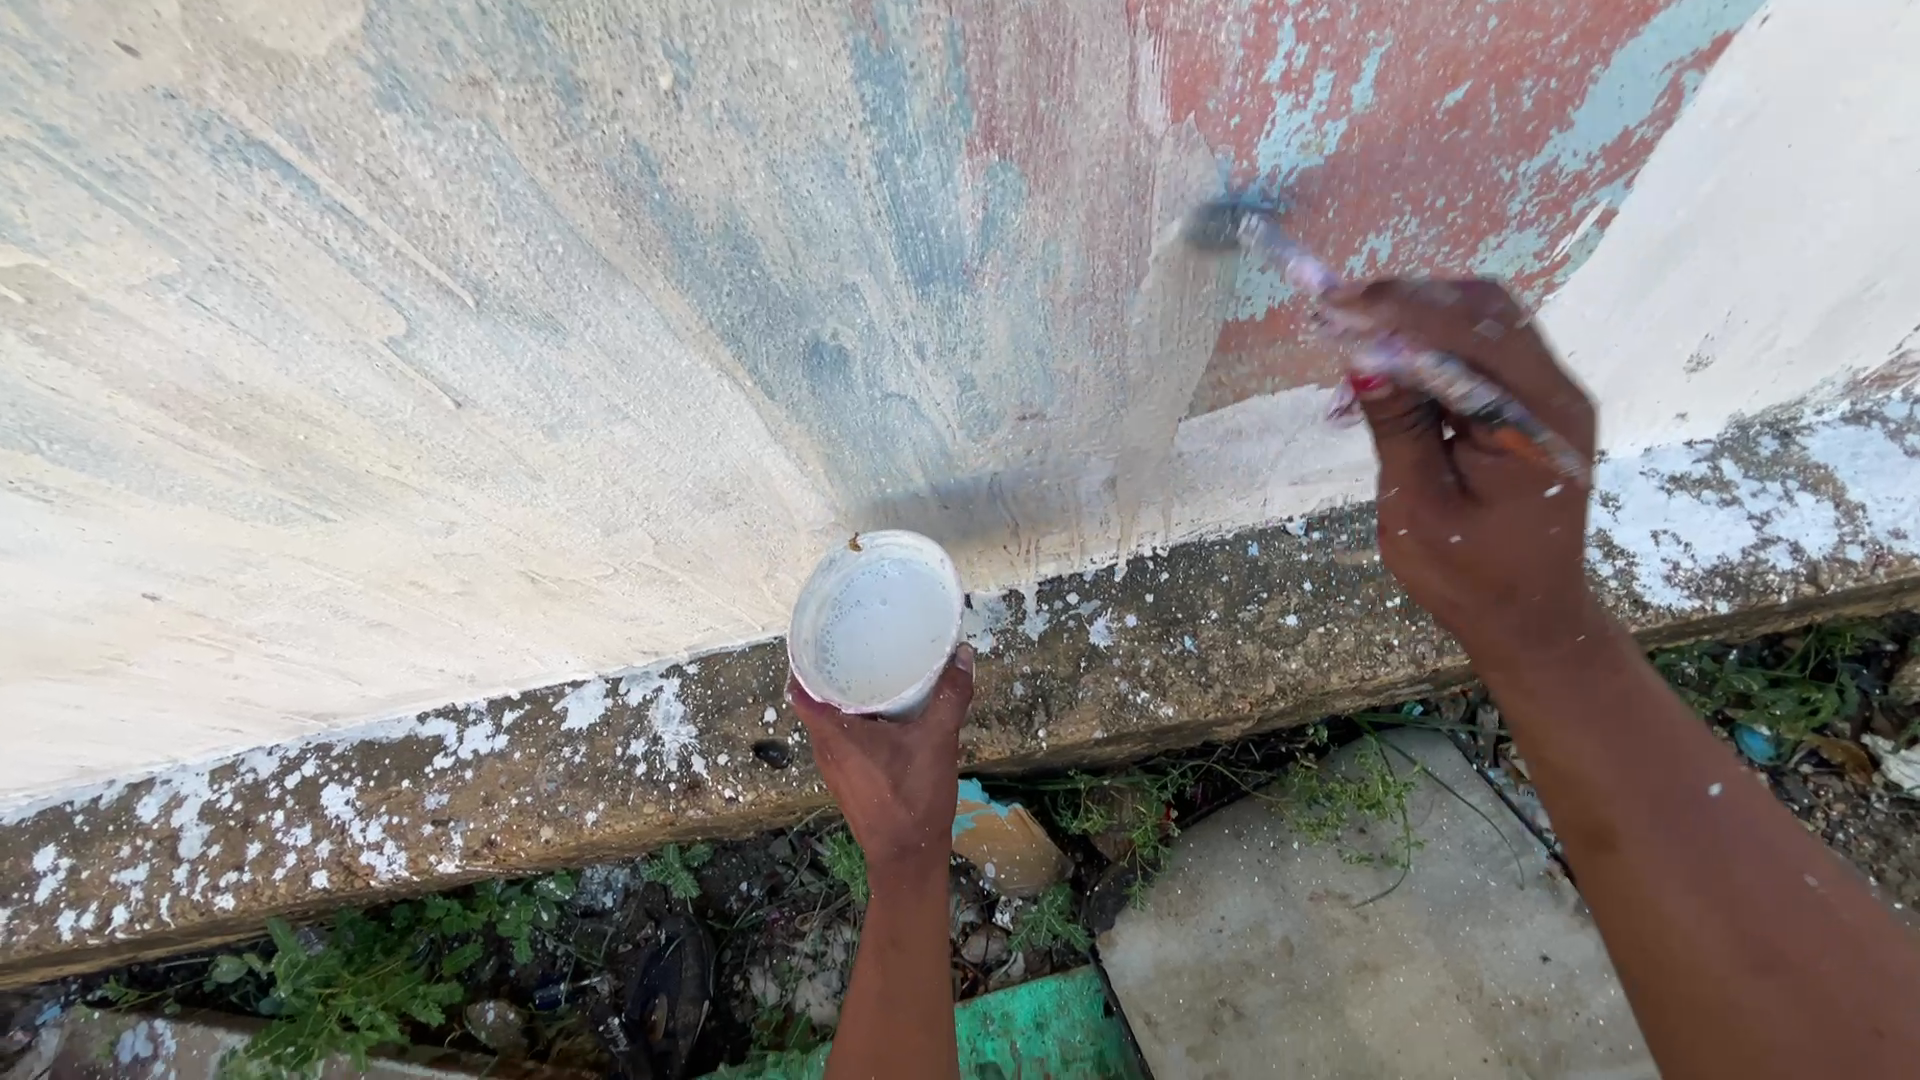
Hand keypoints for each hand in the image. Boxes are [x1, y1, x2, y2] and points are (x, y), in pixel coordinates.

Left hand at [788, 647, 973, 878]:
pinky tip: (883, 706)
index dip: (804, 656)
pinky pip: (842, 734)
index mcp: (834, 733)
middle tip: (854, 638)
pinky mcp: (848, 776)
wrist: (908, 859)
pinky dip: (856, 714)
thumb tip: (964, 654)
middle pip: (814, 698)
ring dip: (845, 693)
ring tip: (869, 664)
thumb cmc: (913, 798)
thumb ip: (950, 696)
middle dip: (830, 667)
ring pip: (829, 717)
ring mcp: (834, 765)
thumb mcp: (937, 740)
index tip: (821, 632)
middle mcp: (825, 747)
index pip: (800, 686)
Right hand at [1325, 278, 1600, 665]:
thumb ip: (1397, 427)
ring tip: (1350, 328)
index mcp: (1533, 423)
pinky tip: (1384, 359)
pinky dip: (1427, 344)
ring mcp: (1546, 397)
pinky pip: (1479, 351)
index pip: (1466, 337)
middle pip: (1483, 311)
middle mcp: (1554, 394)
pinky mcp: (1527, 406)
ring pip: (1482, 322)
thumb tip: (1362, 357)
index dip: (1397, 313)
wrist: (1527, 613)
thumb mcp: (1417, 506)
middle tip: (1334, 307)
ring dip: (1414, 316)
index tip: (1333, 304)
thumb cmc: (1467, 575)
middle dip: (1404, 300)